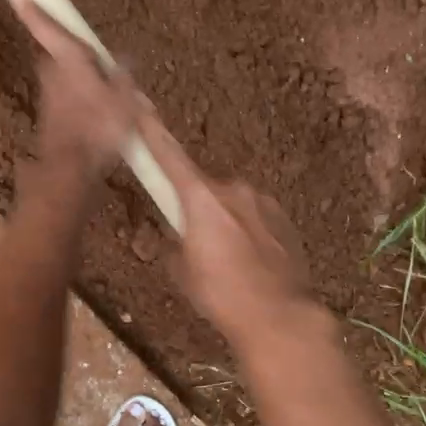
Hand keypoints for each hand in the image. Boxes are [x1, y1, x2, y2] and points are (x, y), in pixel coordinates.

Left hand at [14, 0, 143, 177]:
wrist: (68, 169)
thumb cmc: (97, 128)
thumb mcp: (124, 99)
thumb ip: (123, 76)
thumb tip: (124, 59)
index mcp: (69, 59)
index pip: (47, 29)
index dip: (32, 11)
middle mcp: (52, 73)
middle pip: (59, 55)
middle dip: (74, 56)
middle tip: (98, 66)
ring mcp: (48, 96)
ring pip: (63, 79)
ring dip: (78, 83)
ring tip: (106, 99)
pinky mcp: (48, 117)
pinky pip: (66, 100)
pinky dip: (78, 103)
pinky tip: (98, 119)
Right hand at [136, 114, 317, 344]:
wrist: (281, 316)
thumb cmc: (221, 296)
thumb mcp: (181, 271)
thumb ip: (174, 241)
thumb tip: (177, 233)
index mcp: (201, 199)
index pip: (169, 157)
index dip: (151, 133)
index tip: (140, 108)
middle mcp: (234, 190)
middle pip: (202, 189)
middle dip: (194, 208)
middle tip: (192, 245)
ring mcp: (263, 202)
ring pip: (230, 205)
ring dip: (222, 224)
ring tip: (226, 264)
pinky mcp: (284, 218)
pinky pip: (253, 218)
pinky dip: (245, 234)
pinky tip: (248, 265)